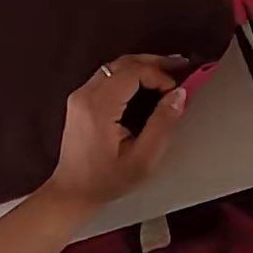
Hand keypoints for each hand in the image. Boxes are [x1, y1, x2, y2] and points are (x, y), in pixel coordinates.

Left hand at [40, 55, 189, 211]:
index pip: (132, 72)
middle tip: (181, 66)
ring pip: (114, 67)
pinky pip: (106, 76)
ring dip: (141, 66)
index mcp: (98, 106)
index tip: (177, 91)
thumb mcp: (143, 159)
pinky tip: (146, 82)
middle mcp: (85, 93)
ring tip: (168, 72)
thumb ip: (162, 124)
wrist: (72, 190)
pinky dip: (129, 75)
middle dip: (153, 62)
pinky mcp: (79, 100)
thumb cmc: (107, 180)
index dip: (159, 75)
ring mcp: (79, 95)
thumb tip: (179, 94)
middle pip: (122, 63)